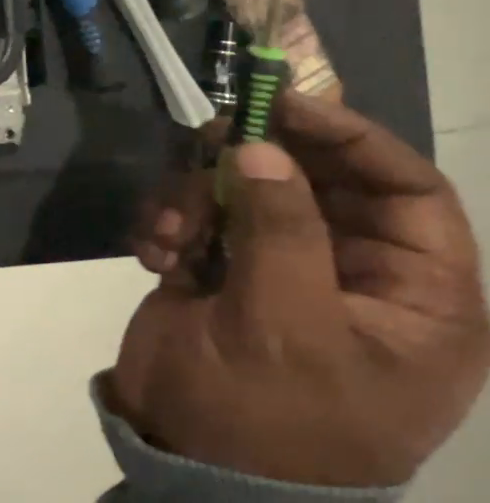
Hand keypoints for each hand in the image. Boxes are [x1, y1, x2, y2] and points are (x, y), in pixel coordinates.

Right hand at [115, 93, 489, 486]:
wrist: (199, 469)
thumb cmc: (275, 412)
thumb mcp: (287, 323)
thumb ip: (280, 229)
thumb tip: (258, 147)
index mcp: (414, 295)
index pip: (407, 192)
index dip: (352, 139)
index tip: (279, 101)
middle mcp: (353, 272)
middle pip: (312, 180)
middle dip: (250, 163)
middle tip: (201, 144)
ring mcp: (281, 270)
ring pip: (243, 192)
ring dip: (194, 198)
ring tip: (167, 235)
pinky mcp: (222, 274)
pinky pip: (198, 219)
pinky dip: (169, 225)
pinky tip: (153, 256)